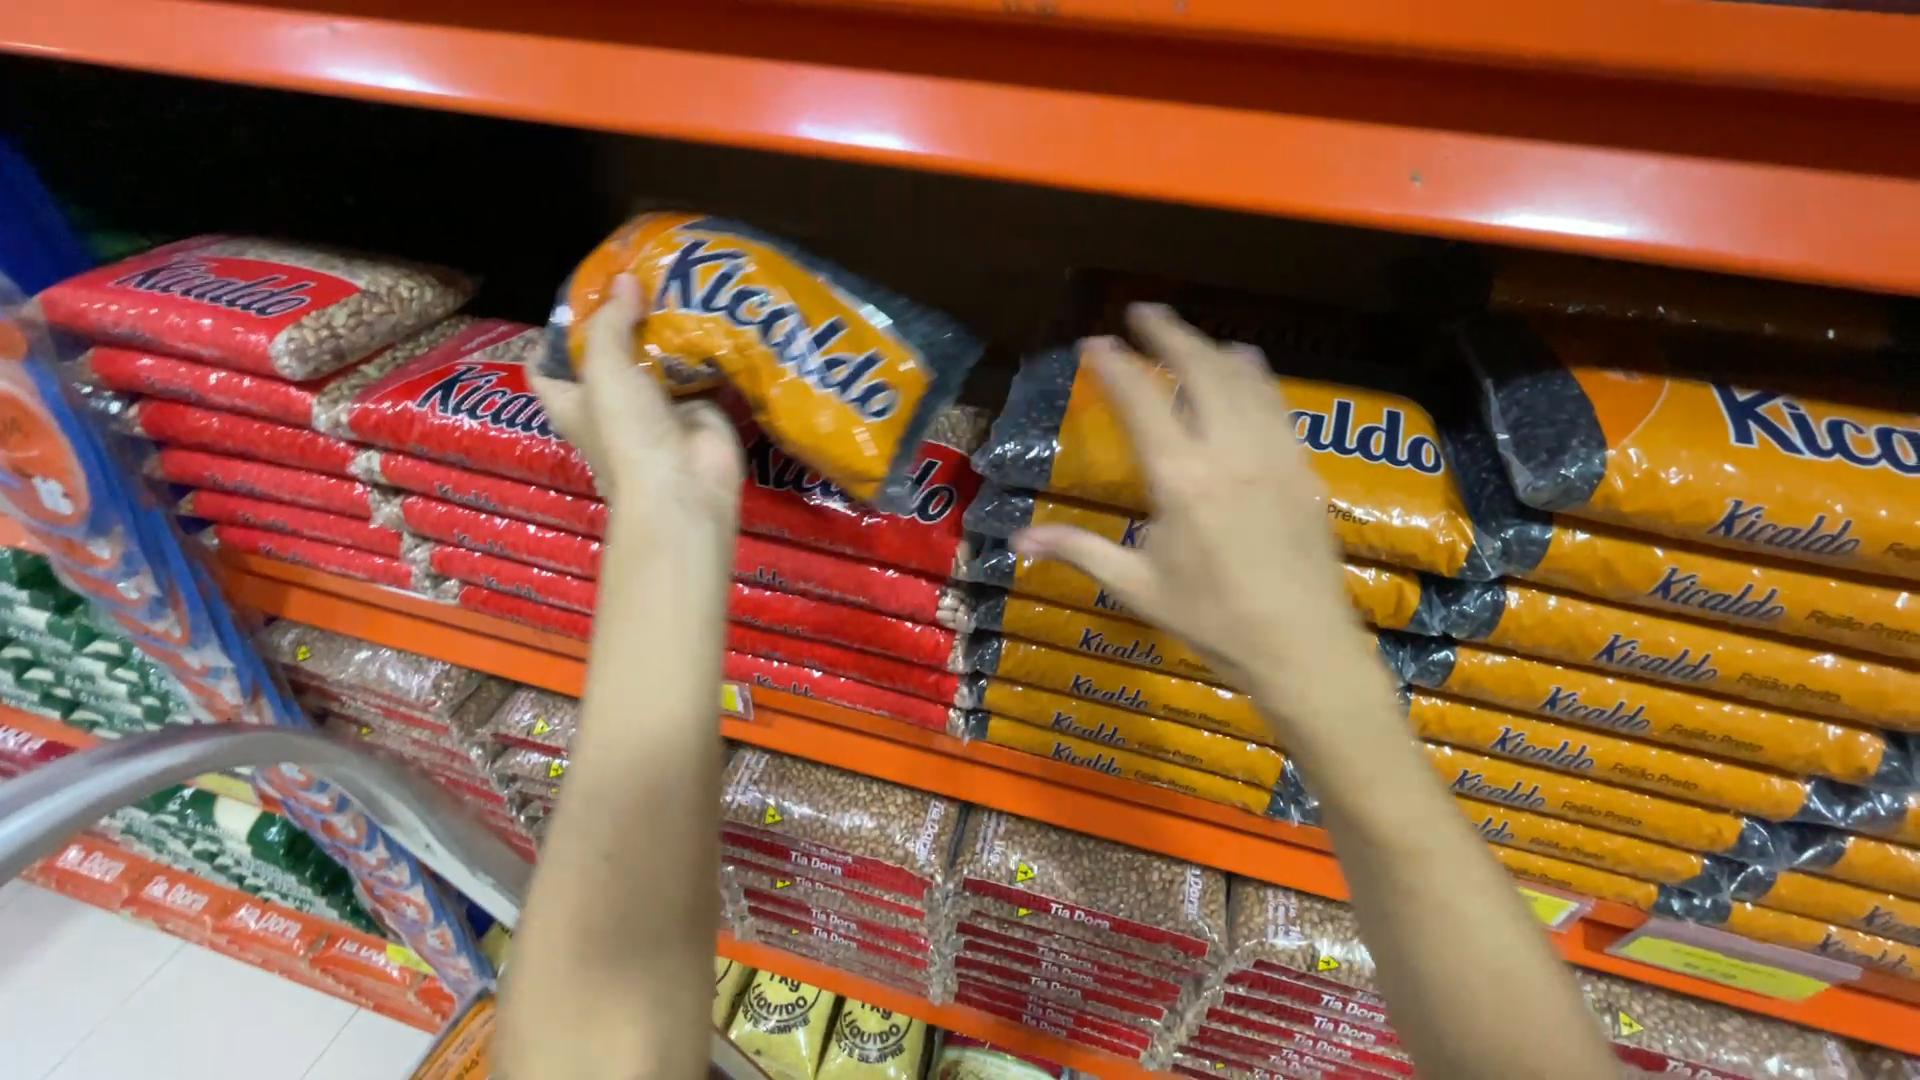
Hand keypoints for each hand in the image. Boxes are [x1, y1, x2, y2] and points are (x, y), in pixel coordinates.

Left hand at [532, 274, 743, 545]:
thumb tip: (625, 280)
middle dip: (622, 322)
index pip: (548, 366)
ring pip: (659, 361)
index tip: (575, 300)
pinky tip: (712, 316)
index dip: (553, 335)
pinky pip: (700, 374)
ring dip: (667, 331)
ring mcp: (659, 409)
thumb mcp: (604, 368)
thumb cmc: (628, 431)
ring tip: (676, 286)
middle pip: (611, 356)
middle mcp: (614, 406)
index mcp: (574, 402)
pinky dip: (706, 351)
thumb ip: (611, 322)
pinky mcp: (699, 411)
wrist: (686, 483)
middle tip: (637, 279)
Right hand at [1011, 304, 1388, 730]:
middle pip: (1200, 369)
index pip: (1142, 402)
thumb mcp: (1136, 587)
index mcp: (1181, 479)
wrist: (1301, 646)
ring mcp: (1273, 456)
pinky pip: (1277, 406)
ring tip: (1191, 336)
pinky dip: (1256, 378)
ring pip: (1245, 380)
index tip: (1095, 341)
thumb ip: (1079, 551)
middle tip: (1144, 312)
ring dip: (1213, 349)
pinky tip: (1248, 371)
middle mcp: (1229, 452)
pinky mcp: (1303, 469)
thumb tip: (1019, 539)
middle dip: (1170, 333)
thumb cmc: (1211, 620)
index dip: (1115, 366)